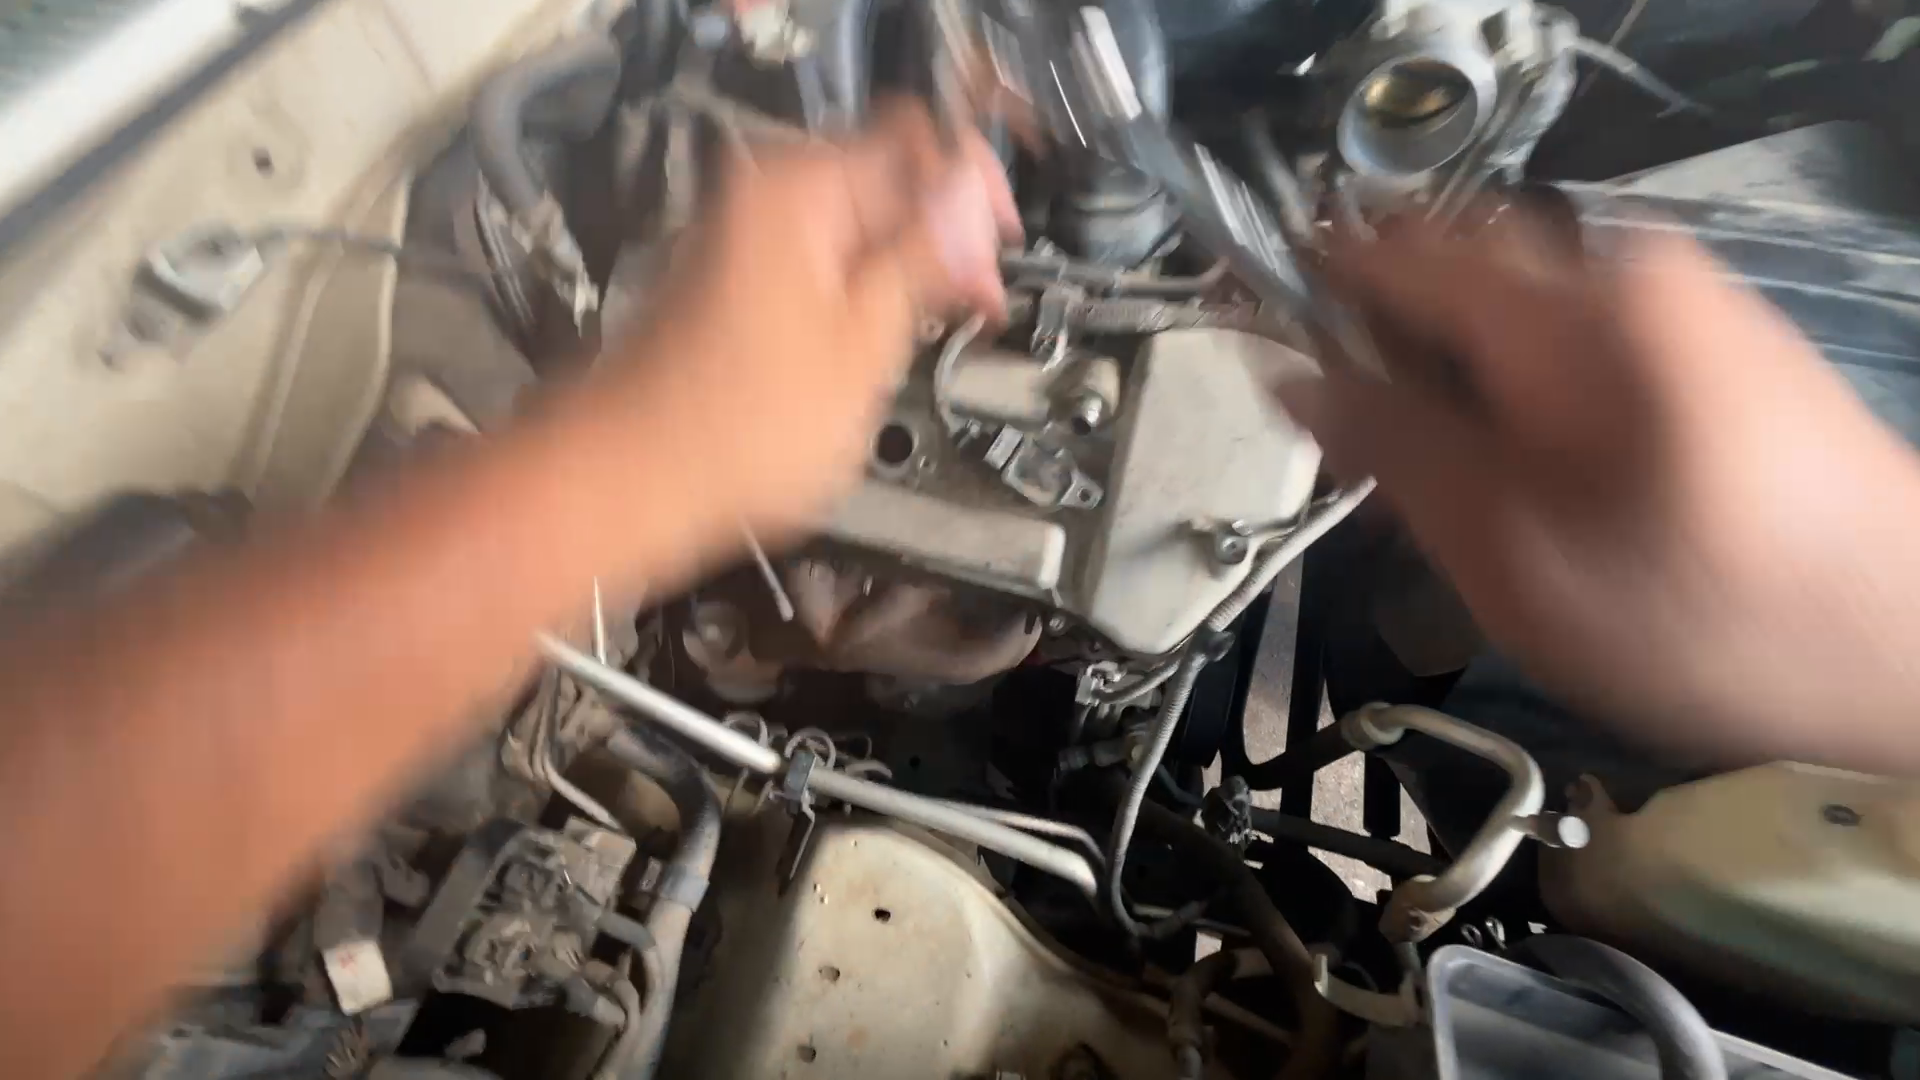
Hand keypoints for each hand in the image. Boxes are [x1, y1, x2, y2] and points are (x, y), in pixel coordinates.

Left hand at [587, 104, 1017, 544]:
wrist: (639, 483)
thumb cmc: (734, 432)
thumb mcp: (865, 344)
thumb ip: (926, 262)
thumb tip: (972, 206)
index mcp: (795, 195)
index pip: (915, 143)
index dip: (972, 188)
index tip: (1000, 239)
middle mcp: (760, 206)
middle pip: (885, 188)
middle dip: (942, 241)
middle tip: (977, 300)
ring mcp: (745, 249)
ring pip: (855, 237)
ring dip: (905, 275)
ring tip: (938, 328)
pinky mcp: (739, 293)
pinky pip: (819, 273)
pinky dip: (860, 300)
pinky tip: (881, 345)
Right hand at [1282, 215, 1919, 769]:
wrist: (1901, 665)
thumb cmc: (1689, 614)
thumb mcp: (1496, 538)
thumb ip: (1384, 442)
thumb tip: (1290, 379)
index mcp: (1572, 314)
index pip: (1396, 252)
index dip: (1305, 277)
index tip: (1239, 308)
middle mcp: (1621, 285)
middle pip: (1440, 275)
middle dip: (1362, 340)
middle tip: (1321, 423)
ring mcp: (1658, 317)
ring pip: (1483, 319)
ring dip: (1415, 377)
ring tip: (1386, 465)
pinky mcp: (1677, 358)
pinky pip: (1536, 349)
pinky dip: (1474, 395)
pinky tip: (1464, 466)